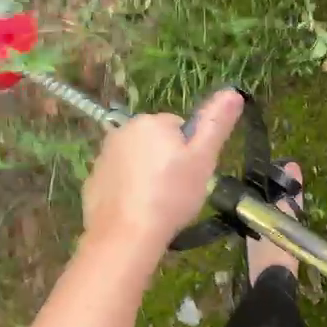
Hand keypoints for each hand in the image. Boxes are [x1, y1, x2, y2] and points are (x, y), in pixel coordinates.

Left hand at [80, 89, 244, 254]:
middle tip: (177, 190)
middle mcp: (122, 131)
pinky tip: (138, 211)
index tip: (191, 174)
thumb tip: (233, 91)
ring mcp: (104, 157)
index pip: (179, 128)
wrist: (126, 235)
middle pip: (156, 142)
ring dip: (148, 175)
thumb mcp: (203, 158)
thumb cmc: (170, 194)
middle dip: (167, 161)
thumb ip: (217, 123)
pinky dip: (129, 190)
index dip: (190, 152)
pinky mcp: (93, 181)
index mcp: (151, 122)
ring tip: (158, 204)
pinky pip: (119, 179)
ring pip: (137, 160)